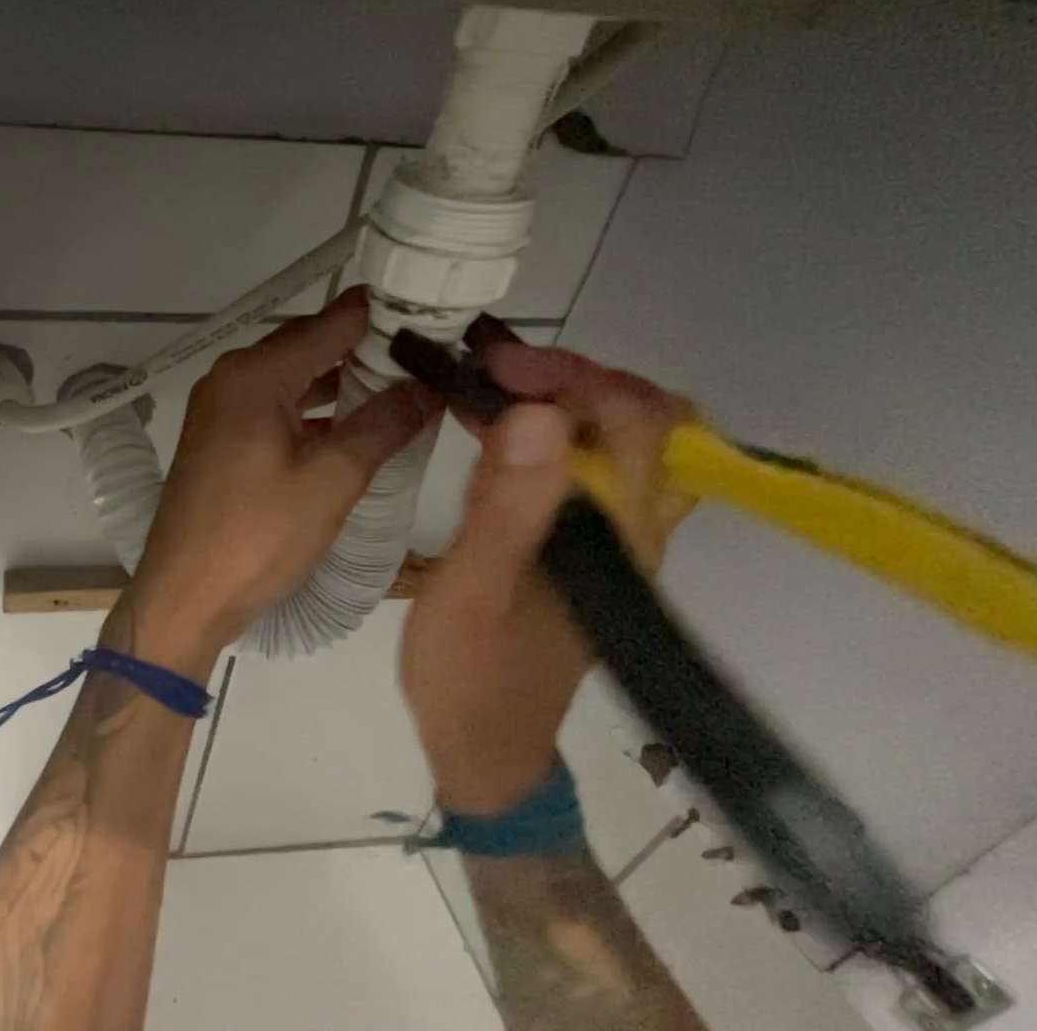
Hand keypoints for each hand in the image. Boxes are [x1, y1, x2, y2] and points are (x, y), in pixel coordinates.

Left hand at [113, 287, 441, 673]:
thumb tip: (429, 386)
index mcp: (253, 374)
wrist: (184, 596)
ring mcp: (220, 412)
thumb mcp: (330, 480)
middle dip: (368, 349)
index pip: (333, 321)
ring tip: (405, 390)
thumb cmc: (256, 537)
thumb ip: (383, 425)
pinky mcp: (219, 443)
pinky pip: (274, 410)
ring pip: (292, 380)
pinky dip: (313, 413)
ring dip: (341, 383)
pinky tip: (353, 428)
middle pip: (309, 345)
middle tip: (433, 357)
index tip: (443, 315)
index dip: (388, 316)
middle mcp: (230, 380)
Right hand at [402, 345, 693, 814]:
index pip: (633, 420)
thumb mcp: (471, 593)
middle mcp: (634, 528)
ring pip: (619, 441)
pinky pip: (588, 469)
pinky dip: (549, 432)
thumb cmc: (471, 677)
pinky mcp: (586, 551)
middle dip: (571, 376)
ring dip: (563, 399)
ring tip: (487, 384)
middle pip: (643, 419)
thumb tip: (536, 413)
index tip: (490, 365)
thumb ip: (505, 510)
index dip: (570, 376)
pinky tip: (495, 433)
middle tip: (490, 367)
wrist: (485, 750)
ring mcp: (614, 540)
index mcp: (615, 534)